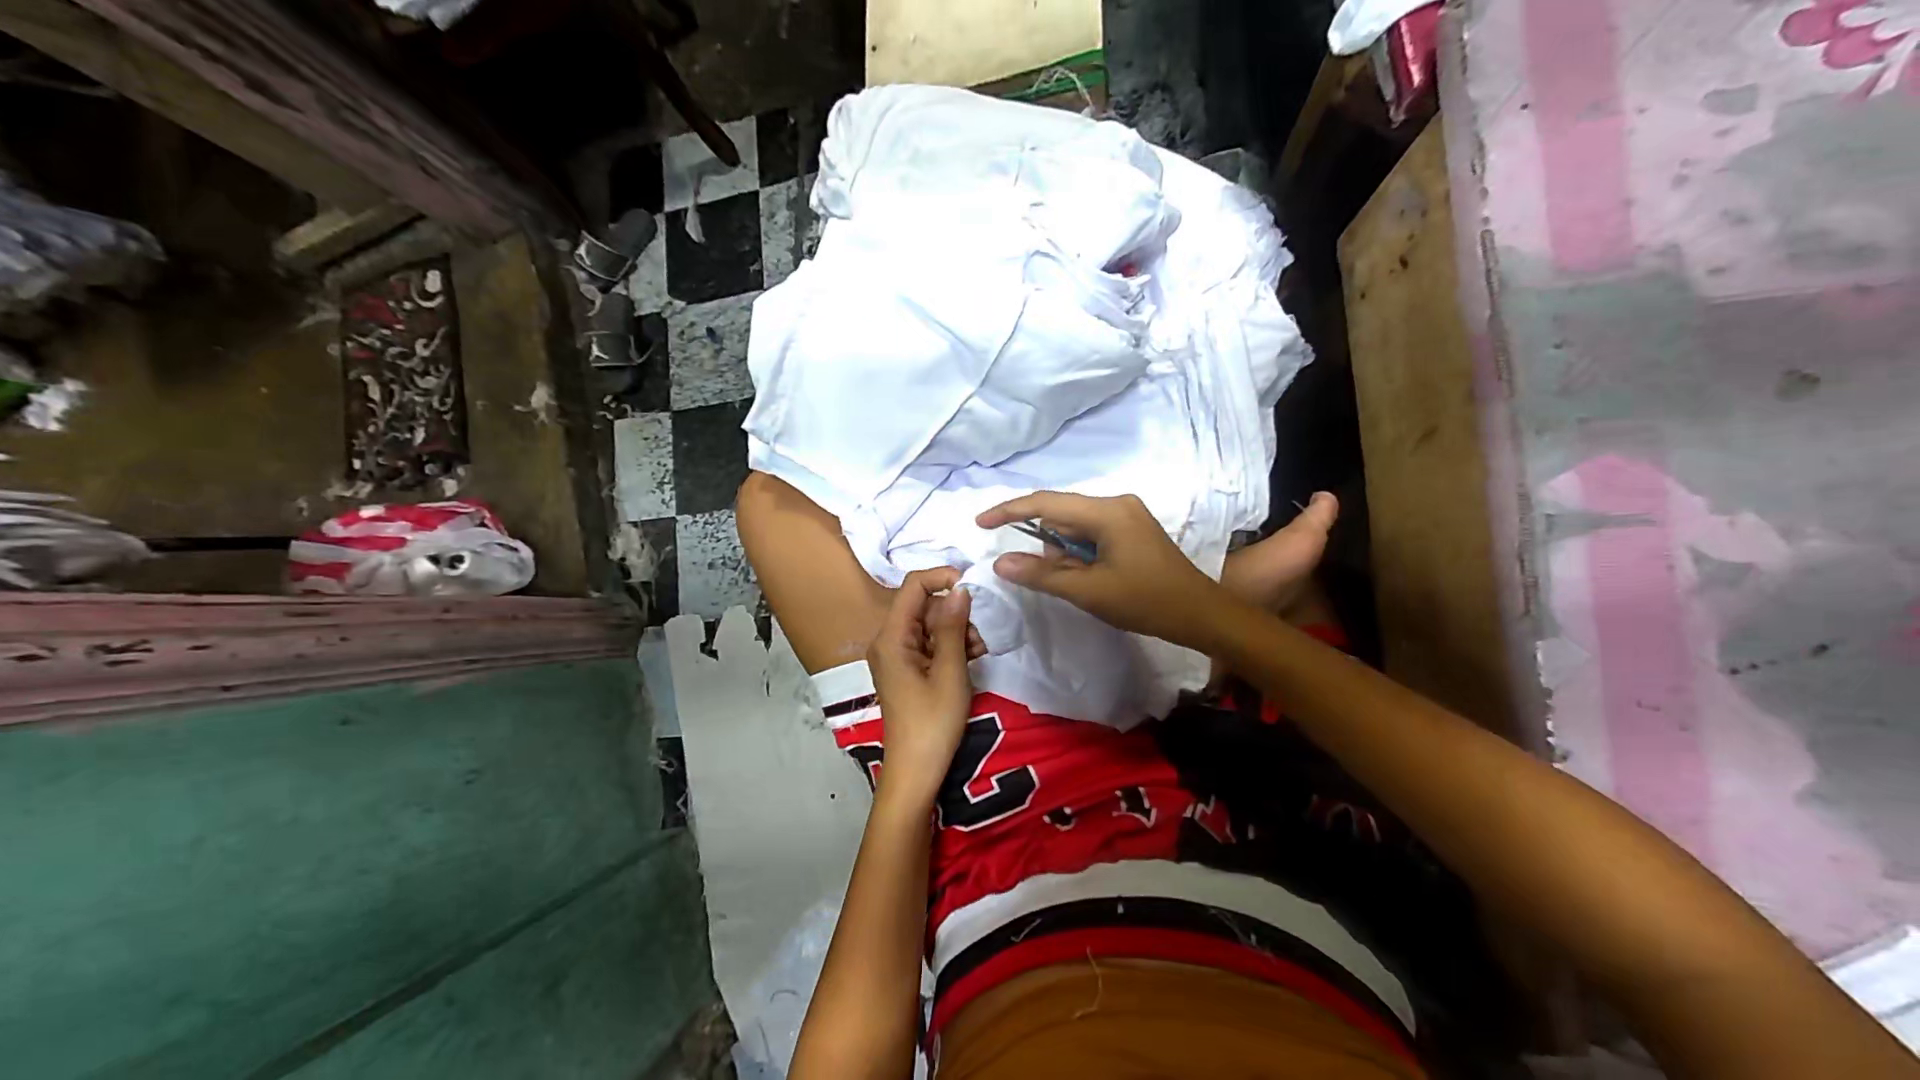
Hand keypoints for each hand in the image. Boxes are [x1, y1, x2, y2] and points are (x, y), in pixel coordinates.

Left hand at [867, 567, 975, 803]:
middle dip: (955, 611)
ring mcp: (897, 655)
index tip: (973, 589)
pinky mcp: (907, 669)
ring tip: (981, 650)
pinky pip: (929, 644)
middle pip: (924, 605)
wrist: (916, 770)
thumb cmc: (933, 722)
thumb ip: (953, 627)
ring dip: (958, 630)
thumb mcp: (950, 672)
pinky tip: (973, 658)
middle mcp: (888, 640)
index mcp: (891, 637)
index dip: (943, 578)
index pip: (913, 586)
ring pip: (930, 624)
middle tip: (982, 633)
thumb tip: (960, 589)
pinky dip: (951, 646)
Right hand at [977, 492, 1239, 651]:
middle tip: (1052, 579)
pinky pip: (1091, 535)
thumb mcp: (1088, 590)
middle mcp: (1116, 504)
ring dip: (1065, 554)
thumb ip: (1042, 574)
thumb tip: (1001, 563)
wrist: (1200, 614)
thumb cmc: (1145, 601)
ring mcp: (1127, 515)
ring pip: (1075, 528)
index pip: (1045, 504)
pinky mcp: (1132, 530)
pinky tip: (1090, 579)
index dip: (1009, 511)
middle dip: (1047, 546)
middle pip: (1061, 515)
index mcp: (1107, 511)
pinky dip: (1080, 555)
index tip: (980, 523)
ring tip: (1081, 585)